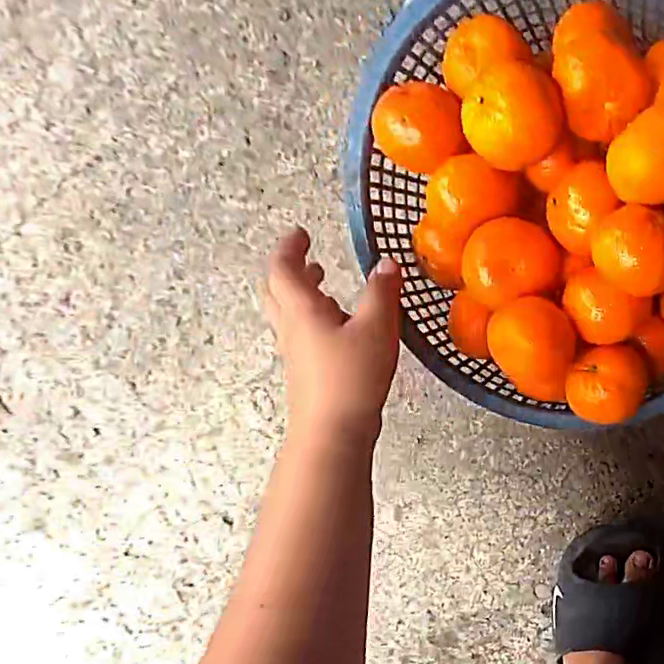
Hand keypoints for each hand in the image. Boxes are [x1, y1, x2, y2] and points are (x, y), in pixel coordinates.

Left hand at [260, 228, 401, 439]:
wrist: (333, 431)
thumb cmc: (352, 375)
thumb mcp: (376, 328)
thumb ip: (382, 293)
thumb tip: (387, 263)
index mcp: (302, 310)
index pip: (282, 268)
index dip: (289, 247)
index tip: (300, 233)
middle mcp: (292, 328)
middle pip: (277, 291)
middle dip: (291, 271)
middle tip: (309, 260)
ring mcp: (296, 352)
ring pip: (288, 314)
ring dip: (302, 295)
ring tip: (325, 288)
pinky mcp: (307, 372)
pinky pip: (302, 334)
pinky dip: (314, 319)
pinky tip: (340, 329)